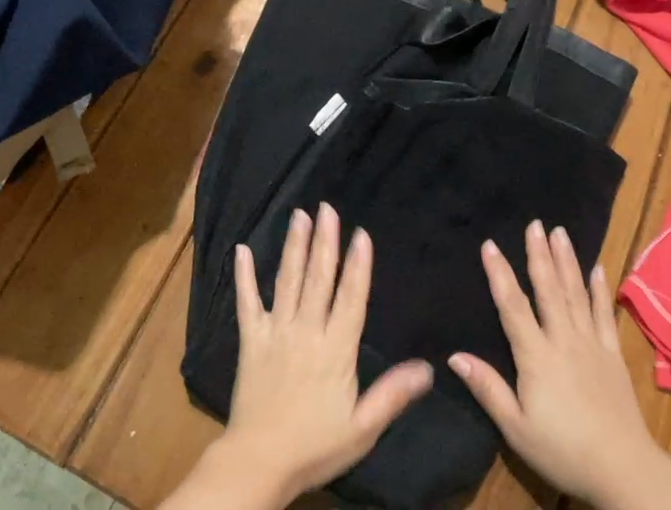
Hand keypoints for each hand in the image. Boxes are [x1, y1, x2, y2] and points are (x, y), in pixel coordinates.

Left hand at [167, 204, 432, 509]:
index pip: (351, 298)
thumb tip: (428, 367)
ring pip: (287, 282)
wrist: (259, 461)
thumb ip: (393, 394)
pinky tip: (242, 250)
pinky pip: (246, 303)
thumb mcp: (363, 427)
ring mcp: (275, 333)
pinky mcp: (250, 341)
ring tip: (299, 215)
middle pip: (318, 279)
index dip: (357, 265)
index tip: (360, 234)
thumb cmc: (316, 446)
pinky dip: (244, 276)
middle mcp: (306, 331)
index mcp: (336, 350)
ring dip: (293, 247)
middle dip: (324, 241)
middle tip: (327, 207)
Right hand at [448, 221, 670, 509]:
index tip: (490, 244)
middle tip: (535, 223)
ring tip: (560, 233)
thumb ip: (487, 388)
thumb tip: (454, 356)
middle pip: (549, 290)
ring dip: (567, 261)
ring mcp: (592, 345)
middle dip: (539, 255)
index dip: (500, 274)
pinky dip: (599, 290)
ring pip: (576, 294)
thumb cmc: (562, 450)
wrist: (623, 469)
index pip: (513, 306)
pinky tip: (597, 268)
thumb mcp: (516, 427)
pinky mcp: (613, 356)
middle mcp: (564, 340)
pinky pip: (604, 315)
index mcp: (536, 356)